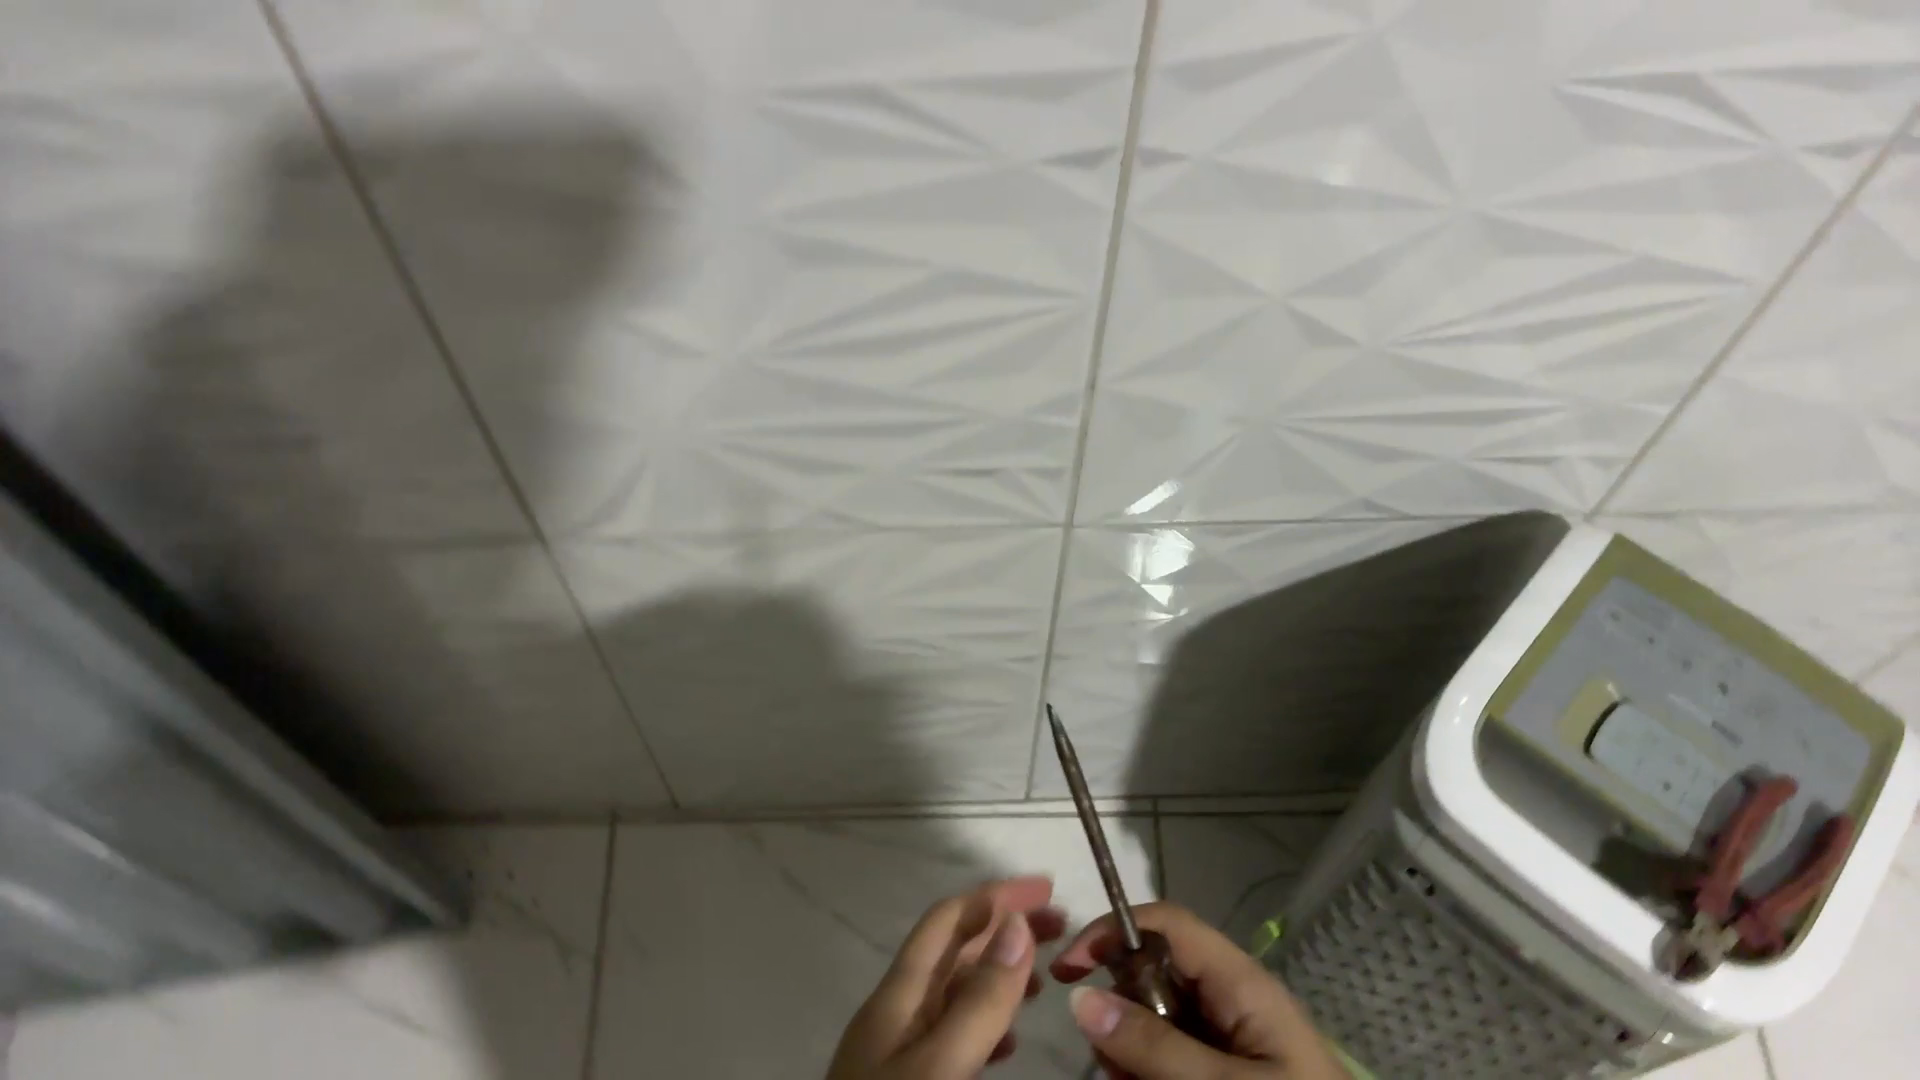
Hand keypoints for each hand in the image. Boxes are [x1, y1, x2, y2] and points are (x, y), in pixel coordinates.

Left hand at [827, 877, 1067, 1079]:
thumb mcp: (940, 1064)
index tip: (1047, 887)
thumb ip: (978, 1002)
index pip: (949, 920)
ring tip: (1046, 977)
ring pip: (956, 991)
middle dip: (1005, 928)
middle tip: (1061, 925)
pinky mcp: (908, 1079)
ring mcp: (899, 1047)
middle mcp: (897, 1010)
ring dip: (1000, 972)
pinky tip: (1011, 1040)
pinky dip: (988, 1021)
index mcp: (899, 994)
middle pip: (955, 949)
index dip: (996, 895)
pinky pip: (953, 1032)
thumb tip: (1017, 926)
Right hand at [1050, 902, 1349, 1079]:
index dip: (1113, 930)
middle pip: (1153, 970)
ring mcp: (1229, 1033)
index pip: (1166, 922)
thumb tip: (1080, 999)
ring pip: (1156, 1015)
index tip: (1069, 970)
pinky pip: (1173, 1049)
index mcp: (1239, 981)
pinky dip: (1148, 1068)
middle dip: (1117, 1006)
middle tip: (1106, 1060)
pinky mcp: (1226, 1064)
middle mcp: (1230, 996)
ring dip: (1130, 1047)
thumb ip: (1154, 1046)